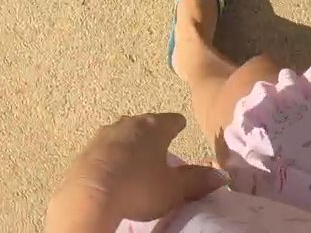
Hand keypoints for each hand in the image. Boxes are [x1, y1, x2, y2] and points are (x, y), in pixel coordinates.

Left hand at [46, 113, 227, 232]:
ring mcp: (107, 132)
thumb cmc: (140, 185)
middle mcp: (130, 122)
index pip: (172, 120)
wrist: (93, 190)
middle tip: (161, 143)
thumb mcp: (174, 188)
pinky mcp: (90, 146)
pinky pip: (108, 145)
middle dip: (154, 131)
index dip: (178, 124)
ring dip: (133, 140)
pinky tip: (116, 163)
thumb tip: (221, 175)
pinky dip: (115, 151)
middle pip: (146, 123)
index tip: (182, 125)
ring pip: (125, 131)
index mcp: (154, 127)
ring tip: (139, 154)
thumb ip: (196, 180)